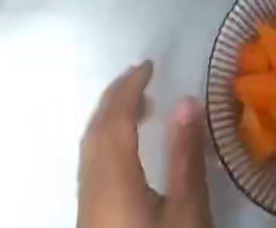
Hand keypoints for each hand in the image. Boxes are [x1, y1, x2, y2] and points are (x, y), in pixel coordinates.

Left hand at [79, 61, 213, 227]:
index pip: (114, 123)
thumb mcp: (188, 211)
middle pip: (94, 136)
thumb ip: (185, 155)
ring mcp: (87, 210)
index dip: (129, 90)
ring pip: (88, 153)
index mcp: (114, 183)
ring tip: (139, 103)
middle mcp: (92, 192)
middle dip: (113, 100)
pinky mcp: (90, 222)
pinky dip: (107, 141)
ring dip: (108, 120)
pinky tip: (128, 146)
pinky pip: (91, 167)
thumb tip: (186, 100)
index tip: (149, 64)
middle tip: (140, 74)